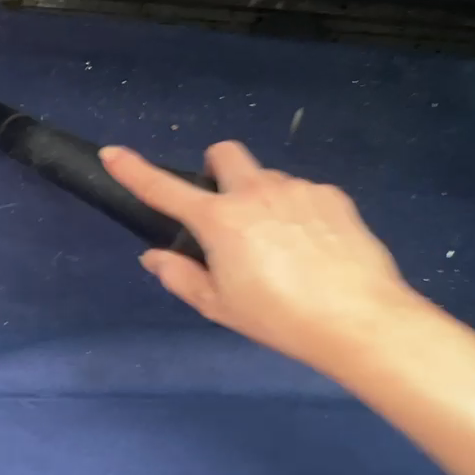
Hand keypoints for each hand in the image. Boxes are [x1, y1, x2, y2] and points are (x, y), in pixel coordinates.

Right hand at [100, 141, 419, 366]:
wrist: (363, 322)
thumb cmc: (280, 318)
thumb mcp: (220, 306)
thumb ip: (180, 277)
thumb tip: (153, 256)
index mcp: (218, 220)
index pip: (163, 188)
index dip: (133, 169)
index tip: (111, 152)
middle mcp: (254, 192)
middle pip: (224, 152)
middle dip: (217, 168)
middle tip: (228, 208)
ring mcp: (296, 189)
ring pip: (267, 177)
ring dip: (263, 198)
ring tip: (284, 244)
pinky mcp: (332, 196)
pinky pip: (304, 193)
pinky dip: (299, 212)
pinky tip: (316, 246)